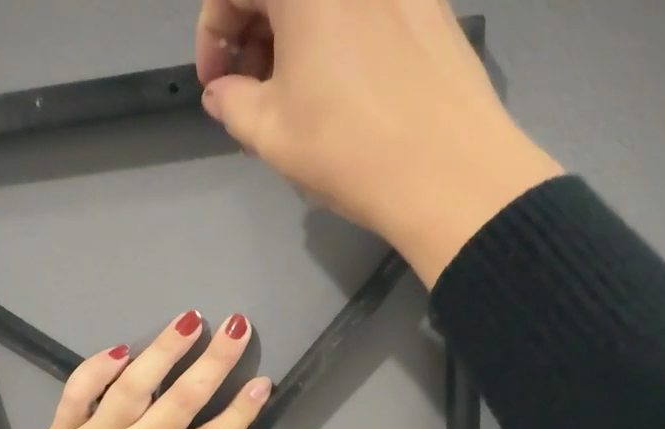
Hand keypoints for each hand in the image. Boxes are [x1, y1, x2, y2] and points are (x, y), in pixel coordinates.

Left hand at [8, 311, 270, 428]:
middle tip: (236, 327)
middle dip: (213, 361)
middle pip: (180, 399)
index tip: (261, 383)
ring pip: (133, 385)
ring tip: (190, 319)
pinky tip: (122, 348)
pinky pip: (79, 390)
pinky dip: (97, 367)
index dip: (240, 411)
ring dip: (164, 349)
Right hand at [195, 0, 562, 285]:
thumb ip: (230, 102)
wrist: (451, 176)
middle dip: (255, 32)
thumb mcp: (269, 132)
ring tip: (298, 95)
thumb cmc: (349, 149)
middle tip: (252, 90)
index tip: (216, 84)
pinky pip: (370, 10)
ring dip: (298, 34)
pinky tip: (346, 90)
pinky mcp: (435, 7)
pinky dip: (343, 35)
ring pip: (328, 1)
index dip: (213, 36)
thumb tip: (223, 92)